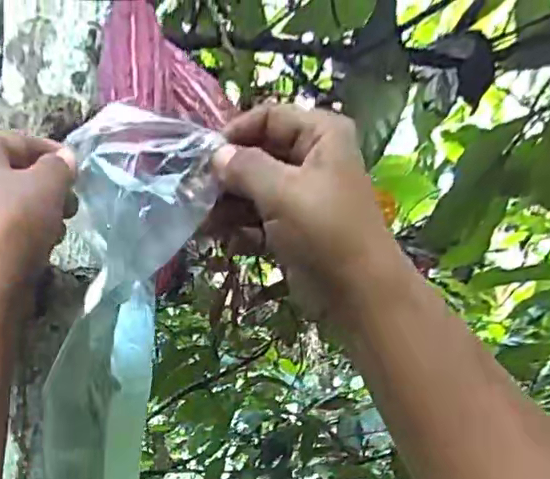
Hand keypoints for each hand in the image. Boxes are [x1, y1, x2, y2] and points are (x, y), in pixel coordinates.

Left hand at [0, 130, 75, 289]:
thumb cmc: (16, 221)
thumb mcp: (48, 182)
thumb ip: (60, 166)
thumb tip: (66, 161)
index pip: (23, 141)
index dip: (55, 154)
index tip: (78, 172)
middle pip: (18, 176)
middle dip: (49, 189)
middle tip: (71, 206)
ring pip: (15, 206)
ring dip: (42, 215)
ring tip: (60, 230)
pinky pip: (8, 232)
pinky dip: (28, 237)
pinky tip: (44, 249)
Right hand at [209, 105, 403, 317]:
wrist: (354, 289)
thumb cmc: (323, 231)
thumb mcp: (282, 192)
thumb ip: (245, 169)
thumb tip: (215, 156)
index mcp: (320, 135)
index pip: (269, 117)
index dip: (235, 134)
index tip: (203, 159)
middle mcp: (310, 161)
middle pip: (257, 156)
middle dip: (226, 177)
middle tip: (195, 197)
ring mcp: (299, 198)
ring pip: (253, 192)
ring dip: (226, 207)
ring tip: (202, 225)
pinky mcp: (290, 231)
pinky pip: (257, 222)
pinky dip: (239, 230)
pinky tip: (220, 241)